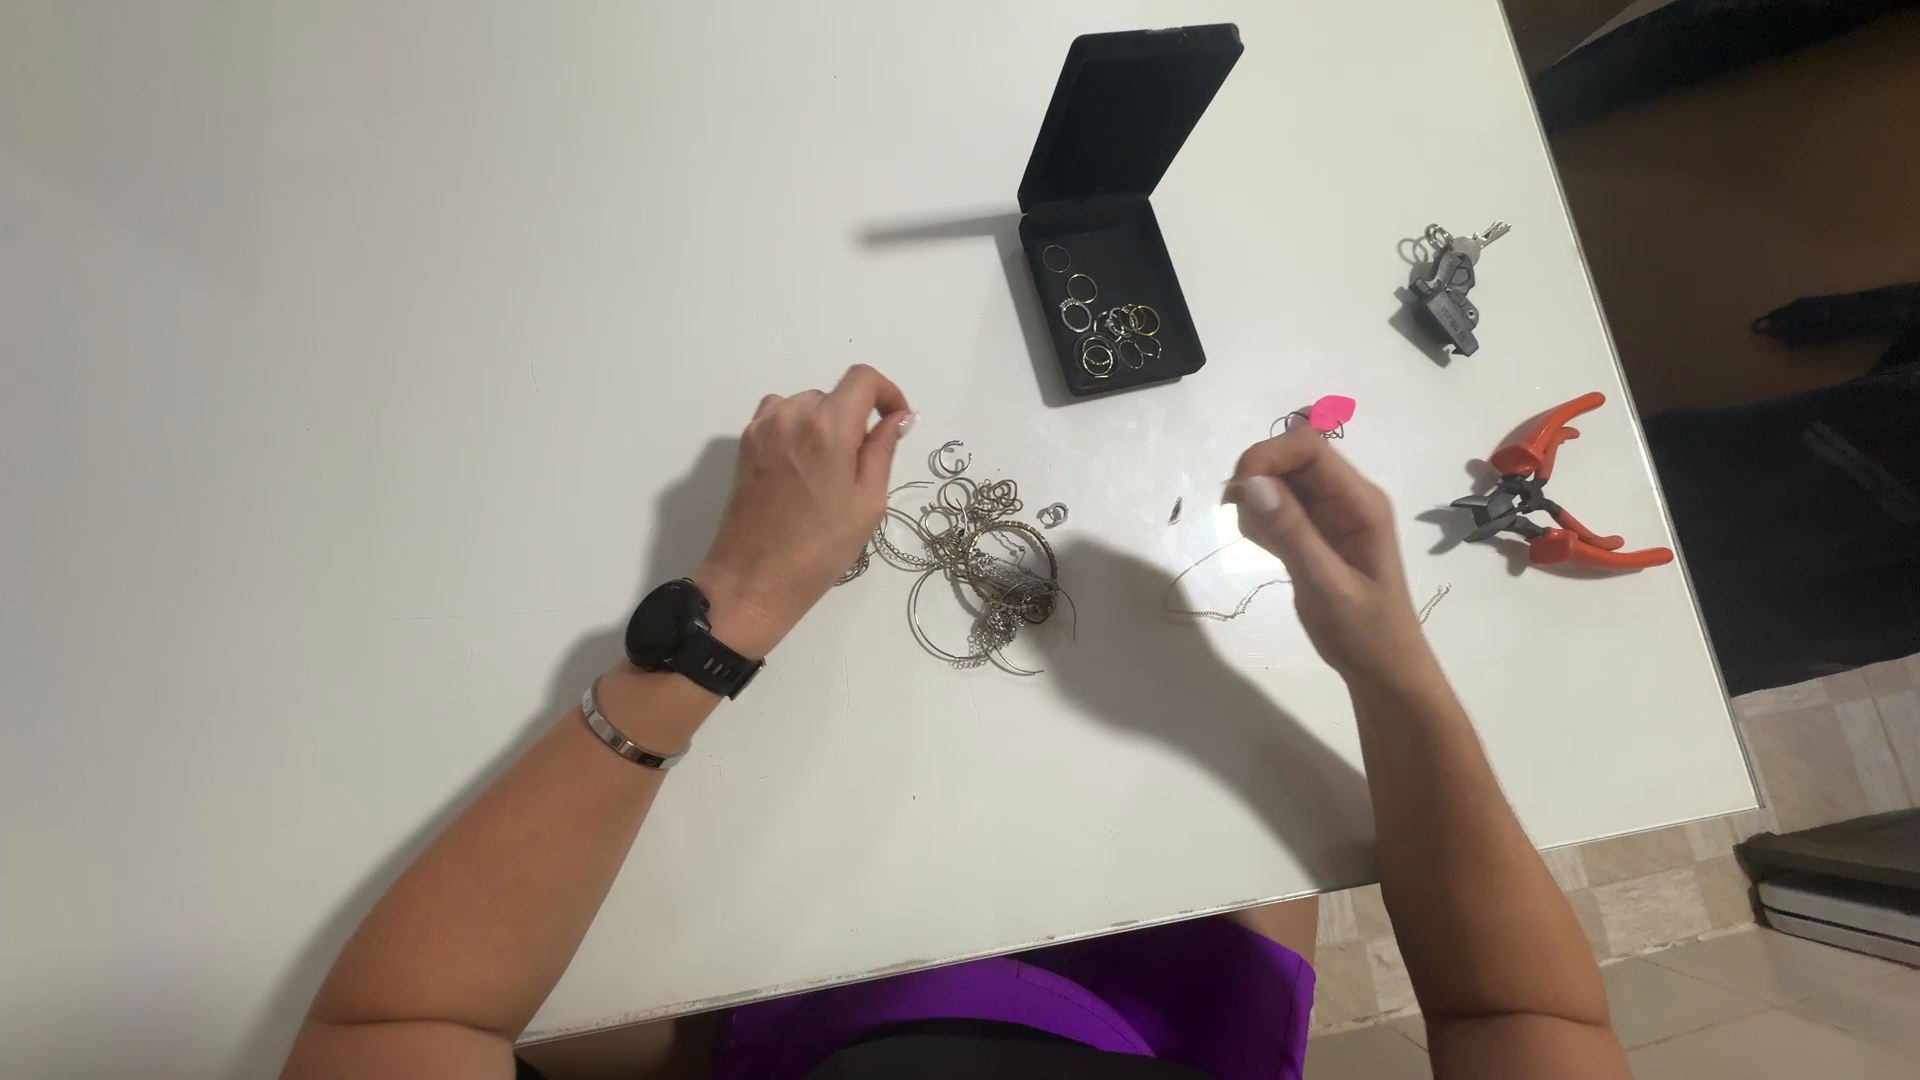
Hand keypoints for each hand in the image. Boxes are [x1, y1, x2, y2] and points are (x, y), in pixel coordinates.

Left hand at [693, 364, 912, 656]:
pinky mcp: (745, 444)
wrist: (754, 580)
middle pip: (835, 395)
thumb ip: (882, 450)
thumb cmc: (820, 549)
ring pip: (807, 405)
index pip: (863, 379)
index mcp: (827, 428)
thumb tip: (897, 418)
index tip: (896, 422)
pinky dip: (798, 429)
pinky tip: (802, 468)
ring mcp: (762, 428)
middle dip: (856, 419)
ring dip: (826, 425)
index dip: (888, 393)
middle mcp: (791, 416)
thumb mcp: (868, 503)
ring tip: (829, 471)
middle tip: (862, 466)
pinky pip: (780, 417)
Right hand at [1224, 430, 1428, 681]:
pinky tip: (1265, 549)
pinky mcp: (1309, 531)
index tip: (1236, 492)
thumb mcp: (1327, 585)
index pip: (1308, 448)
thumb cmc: (1366, 632)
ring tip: (1262, 545)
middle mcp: (1344, 498)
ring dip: (1253, 502)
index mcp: (1360, 502)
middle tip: (1239, 520)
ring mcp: (1326, 514)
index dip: (1266, 457)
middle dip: (1254, 479)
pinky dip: (1257, 521)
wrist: (1383, 669)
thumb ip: (1291, 533)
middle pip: (1288, 458)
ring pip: (1276, 481)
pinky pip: (1273, 507)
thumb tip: (1250, 483)